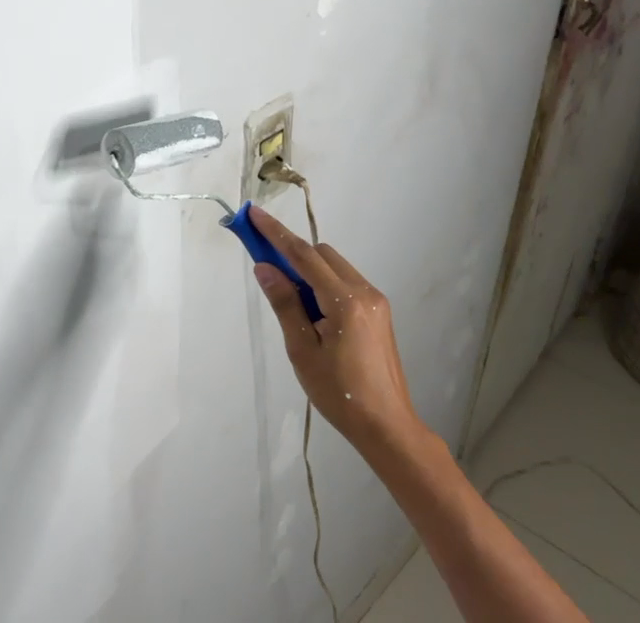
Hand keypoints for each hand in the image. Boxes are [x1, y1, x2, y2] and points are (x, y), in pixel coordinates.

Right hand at [248, 205, 423, 447]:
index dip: (275, 233)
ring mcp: (376, 302)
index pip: (304, 255)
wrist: (386, 425)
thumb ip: (284, 303)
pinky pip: (345, 283)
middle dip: (291, 251)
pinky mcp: (378, 313)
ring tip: (288, 297)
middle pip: (322, 255)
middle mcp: (365, 292)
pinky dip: (322, 283)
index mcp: (345, 301)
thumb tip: (265, 267)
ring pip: (335, 267)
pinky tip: (310, 310)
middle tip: (263, 264)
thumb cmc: (338, 392)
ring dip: (308, 268)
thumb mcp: (302, 349)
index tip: (253, 213)